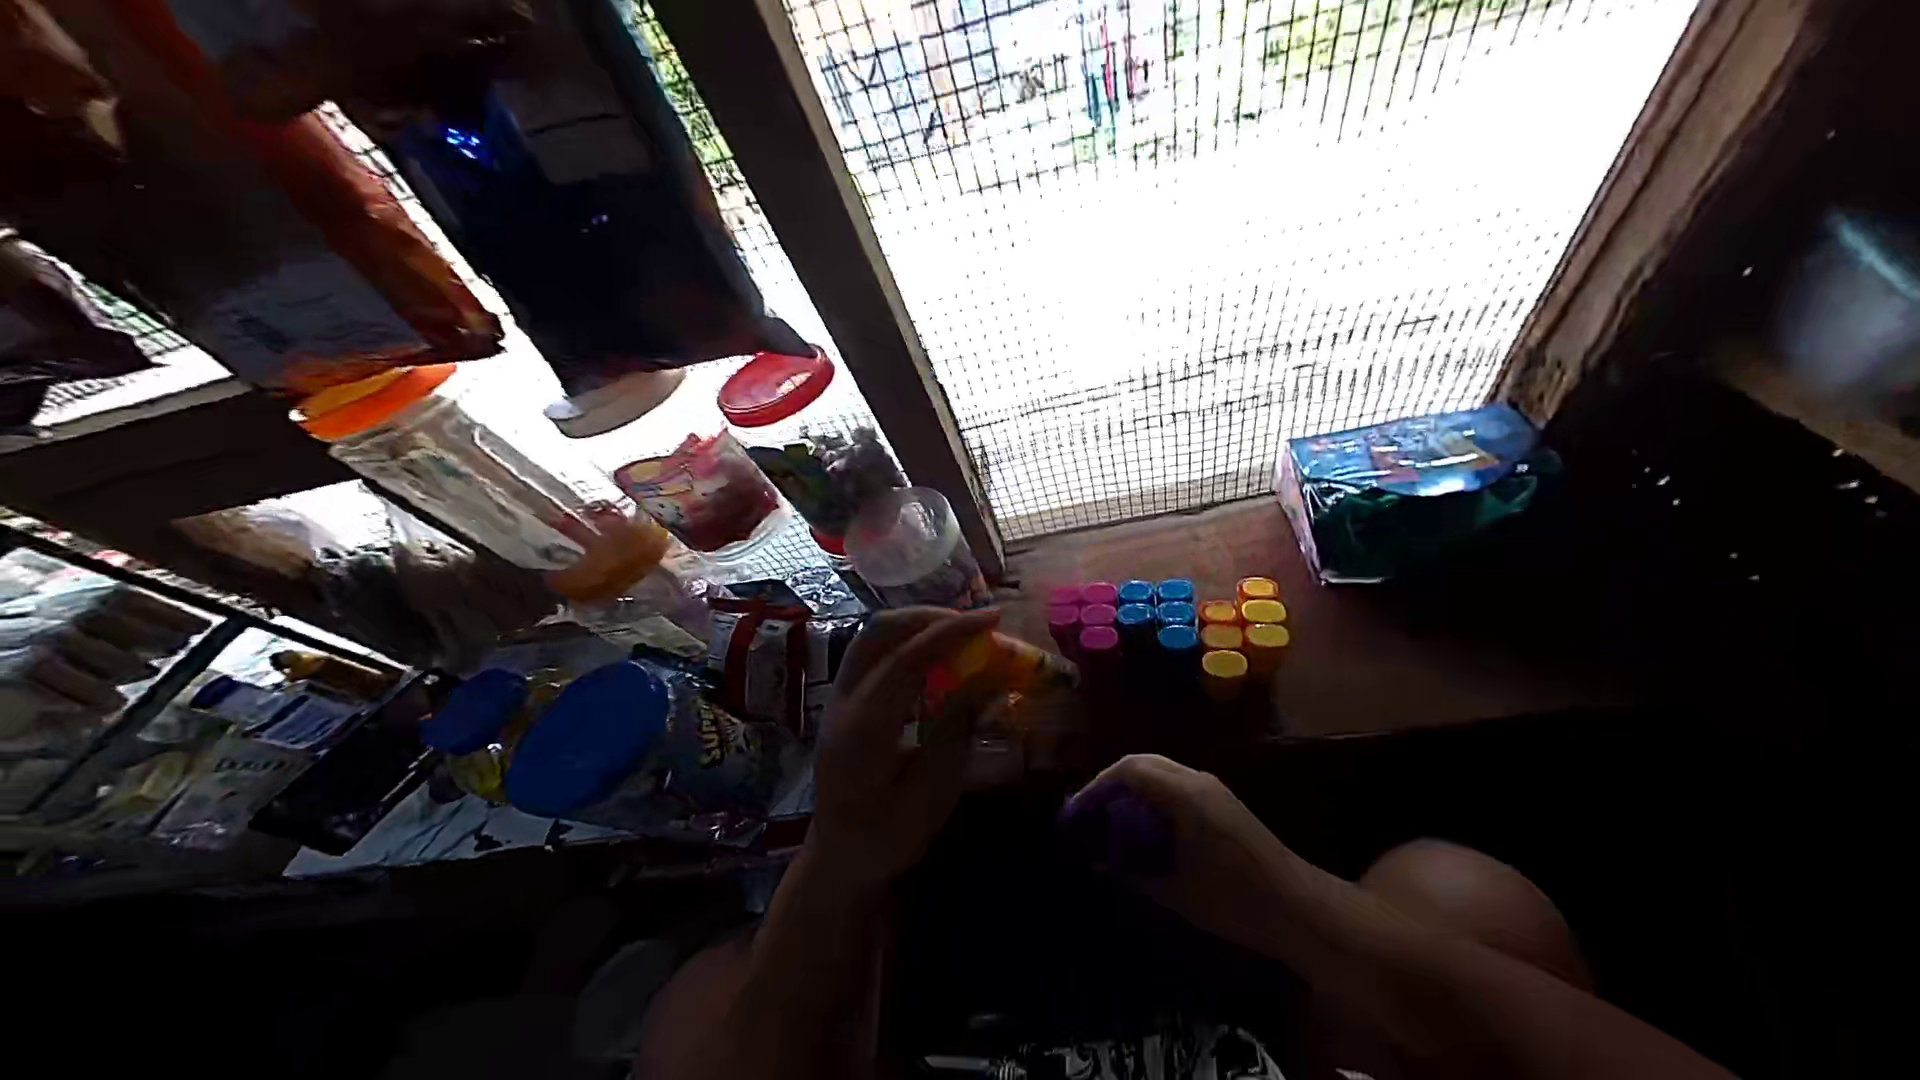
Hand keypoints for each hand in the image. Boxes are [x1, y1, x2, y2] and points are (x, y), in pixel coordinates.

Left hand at [808, 607, 1000, 890]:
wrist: (837, 857)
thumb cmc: (884, 838)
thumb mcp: (930, 798)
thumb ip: (953, 736)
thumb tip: (983, 683)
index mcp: (863, 729)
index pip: (905, 659)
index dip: (950, 632)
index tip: (991, 619)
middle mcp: (844, 702)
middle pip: (878, 632)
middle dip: (930, 617)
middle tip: (975, 624)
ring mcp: (839, 697)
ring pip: (872, 636)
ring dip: (917, 624)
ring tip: (960, 632)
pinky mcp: (845, 699)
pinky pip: (874, 652)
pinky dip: (908, 640)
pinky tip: (937, 655)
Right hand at [1068, 754, 1298, 943]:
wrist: (1302, 910)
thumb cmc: (1237, 902)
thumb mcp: (1176, 891)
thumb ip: (1134, 872)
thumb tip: (1100, 863)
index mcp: (1186, 796)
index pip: (1130, 770)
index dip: (1098, 786)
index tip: (1079, 812)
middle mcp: (1198, 781)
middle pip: (1143, 762)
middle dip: (1111, 782)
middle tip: (1090, 811)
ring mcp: (1213, 788)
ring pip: (1160, 770)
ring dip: (1132, 786)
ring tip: (1112, 816)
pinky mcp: (1222, 801)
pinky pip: (1175, 782)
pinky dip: (1151, 793)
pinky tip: (1144, 823)